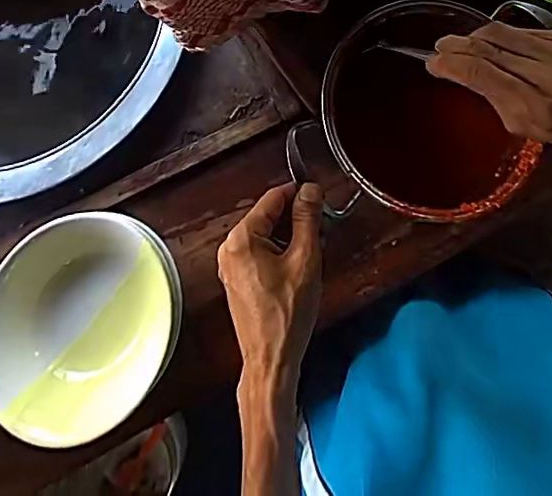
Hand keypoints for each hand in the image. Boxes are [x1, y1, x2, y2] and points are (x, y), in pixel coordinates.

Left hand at [218, 182, 323, 403]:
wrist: (272, 362)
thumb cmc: (286, 315)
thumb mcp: (305, 259)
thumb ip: (307, 219)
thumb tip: (310, 190)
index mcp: (241, 238)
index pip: (273, 198)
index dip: (299, 195)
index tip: (320, 197)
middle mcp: (230, 248)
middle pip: (269, 216)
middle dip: (297, 220)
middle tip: (321, 229)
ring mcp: (232, 265)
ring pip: (267, 235)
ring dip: (291, 237)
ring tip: (314, 251)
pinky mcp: (239, 280)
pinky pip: (261, 253)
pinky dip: (281, 253)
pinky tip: (300, 267)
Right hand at [425, 22, 551, 154]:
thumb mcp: (534, 129)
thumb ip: (499, 102)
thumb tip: (464, 75)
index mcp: (538, 104)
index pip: (484, 74)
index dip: (453, 64)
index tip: (433, 62)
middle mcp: (547, 71)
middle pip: (489, 48)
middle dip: (457, 45)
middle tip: (438, 47)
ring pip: (500, 33)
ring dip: (473, 36)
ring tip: (458, 42)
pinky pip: (518, 31)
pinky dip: (496, 35)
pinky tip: (487, 41)